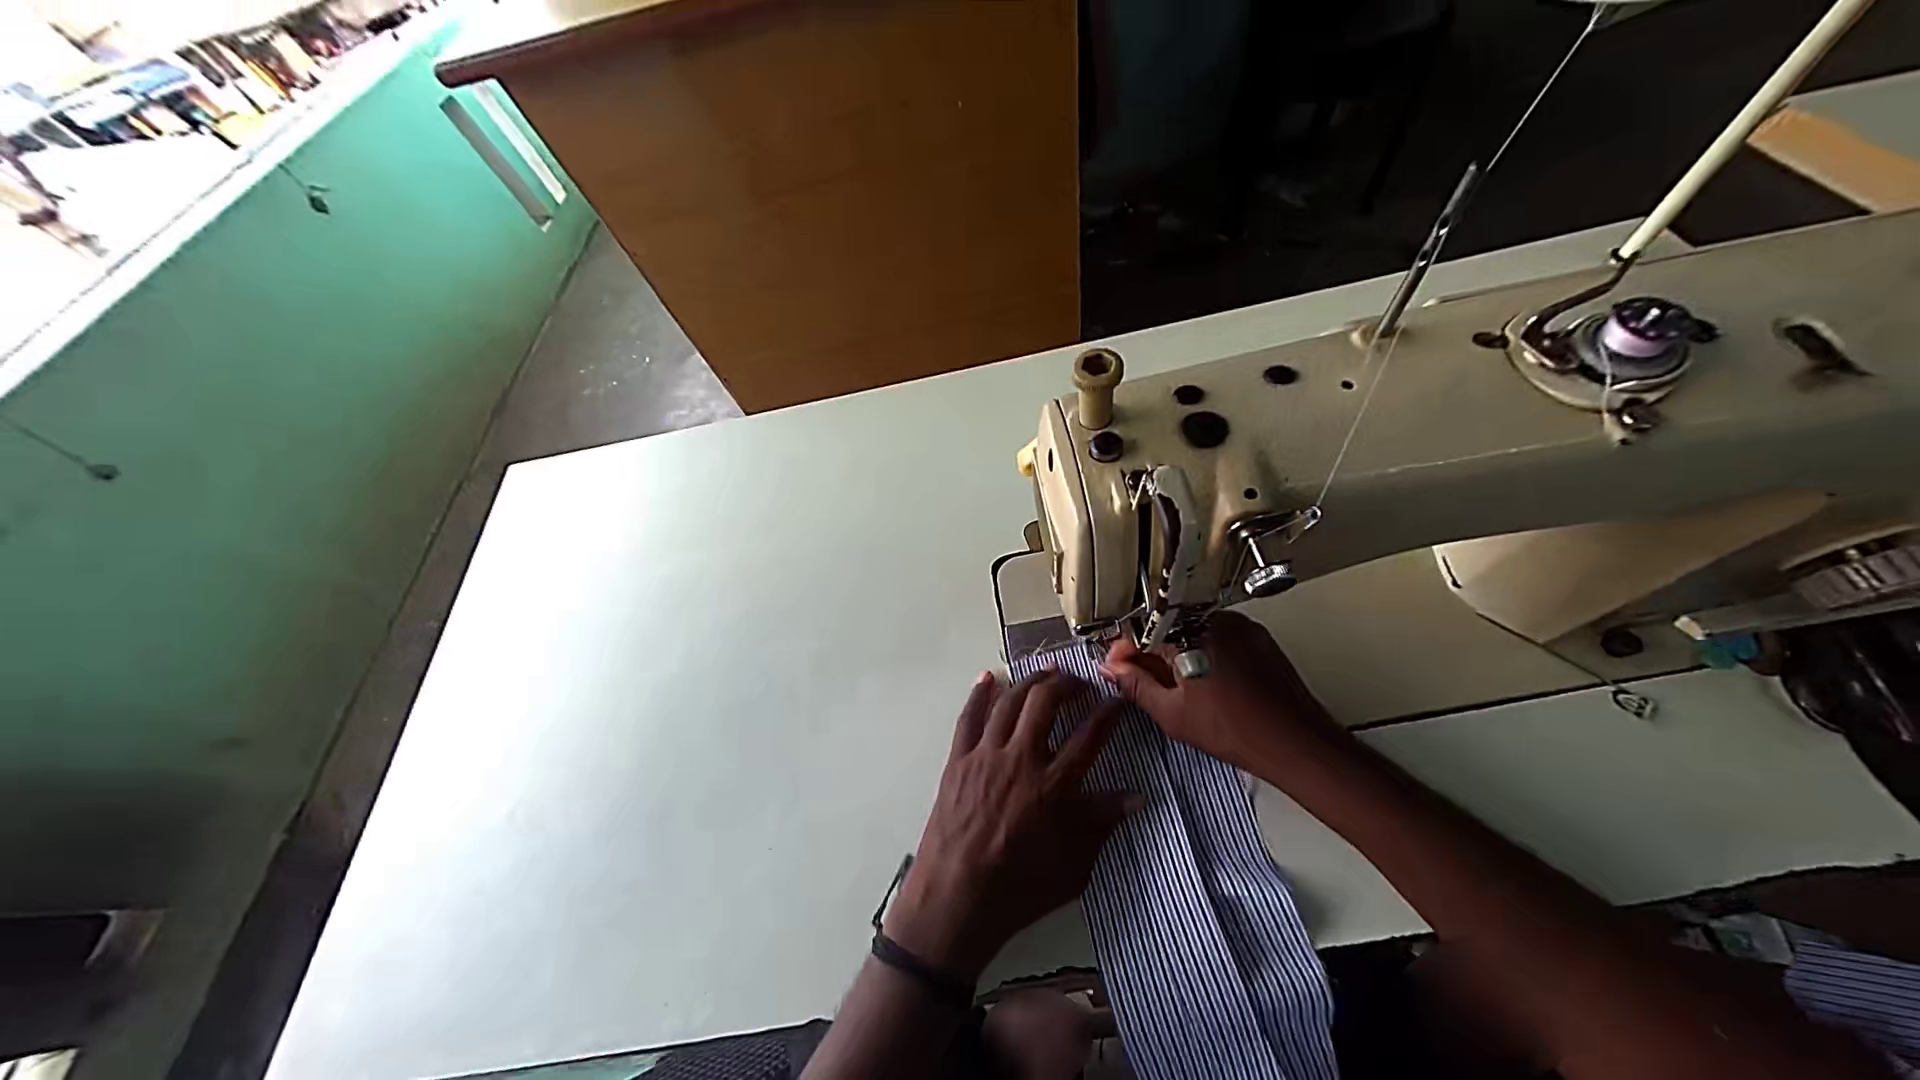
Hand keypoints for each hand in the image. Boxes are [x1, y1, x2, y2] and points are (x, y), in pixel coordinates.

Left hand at [883, 669, 1133, 982]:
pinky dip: (979, 694)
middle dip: (1066, 685)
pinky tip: (988, 678)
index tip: (1117, 702)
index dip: (1108, 714)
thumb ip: (1102, 825)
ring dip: (1029, 682)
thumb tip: (1136, 798)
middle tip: (1079, 683)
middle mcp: (1019, 760)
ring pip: (1009, 703)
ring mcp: (985, 757)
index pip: (1089, 737)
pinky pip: (969, 718)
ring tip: (1045, 674)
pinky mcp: (958, 761)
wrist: (954, 899)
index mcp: (1052, 787)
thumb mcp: (1073, 867)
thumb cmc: (1018, 890)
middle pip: (1045, 703)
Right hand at [1100, 611, 1337, 771]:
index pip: (1140, 631)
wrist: (1296, 742)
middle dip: (1151, 653)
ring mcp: (1239, 626)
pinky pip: (1218, 636)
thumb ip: (1135, 686)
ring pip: (1191, 631)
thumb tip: (1115, 671)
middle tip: (1143, 680)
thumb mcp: (1172, 714)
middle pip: (1166, 628)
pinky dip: (1205, 652)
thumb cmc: (1243, 732)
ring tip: (1181, 687)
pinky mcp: (1256, 636)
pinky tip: (1206, 683)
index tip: (1118, 666)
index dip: (1124, 651)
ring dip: (1177, 652)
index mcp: (1188, 634)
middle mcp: (1214, 621)